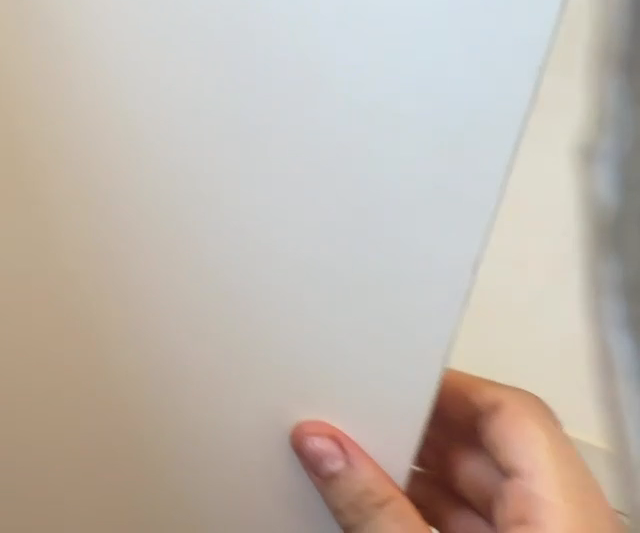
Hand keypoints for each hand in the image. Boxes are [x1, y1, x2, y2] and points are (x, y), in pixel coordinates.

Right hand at [291, 369, 620, 531]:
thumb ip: (373, 504)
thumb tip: (318, 442)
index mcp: (571, 515)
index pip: (511, 411)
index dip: (442, 383)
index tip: (379, 372)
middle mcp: (570, 525)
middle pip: (486, 449)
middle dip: (406, 432)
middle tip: (343, 420)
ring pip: (477, 490)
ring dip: (407, 474)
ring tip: (346, 466)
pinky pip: (474, 523)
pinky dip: (419, 508)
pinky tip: (370, 508)